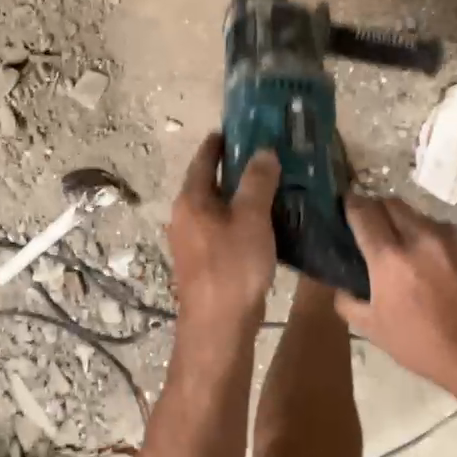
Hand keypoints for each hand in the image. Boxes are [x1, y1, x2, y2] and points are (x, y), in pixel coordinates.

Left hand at [166, 134, 281, 330]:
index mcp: (191, 199)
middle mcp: (184, 215)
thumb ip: (258, 182)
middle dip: (234, 168)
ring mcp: (191, 241)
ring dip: (239, 196)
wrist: (219, 327)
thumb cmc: (233, 267)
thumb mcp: (252, 218)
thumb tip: (263, 151)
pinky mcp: (203, 261)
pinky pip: (221, 228)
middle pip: (209, 182)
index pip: (203, 159)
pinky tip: (264, 223)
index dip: (220, 142)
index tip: (240, 128)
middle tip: (267, 156)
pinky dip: (240, 219)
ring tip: (272, 187)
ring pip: (216, 208)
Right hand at [337, 197, 456, 398]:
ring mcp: (451, 237)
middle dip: (378, 209)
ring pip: (420, 215)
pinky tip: (440, 264)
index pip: (363, 211)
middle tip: (374, 228)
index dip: (350, 204)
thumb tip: (341, 287)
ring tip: (410, 250)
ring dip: (407, 225)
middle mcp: (420, 237)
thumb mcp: (374, 331)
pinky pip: (446, 230)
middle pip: (390, 202)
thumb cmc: (425, 346)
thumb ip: (348, 302)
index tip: (346, 208)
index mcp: (389, 257)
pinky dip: (435, 239)